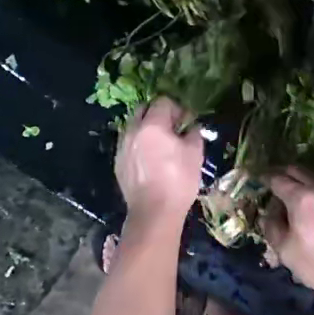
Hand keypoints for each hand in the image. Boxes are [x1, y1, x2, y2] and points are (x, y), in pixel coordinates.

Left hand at [115, 98, 203, 222]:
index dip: (176, 108)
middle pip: (143, 110)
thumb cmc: (178, 181)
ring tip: (161, 145)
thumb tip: (191, 127)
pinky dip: (139, 145)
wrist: (154, 212)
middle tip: (172, 128)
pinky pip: (129, 145)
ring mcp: (122, 147)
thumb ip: (193, 134)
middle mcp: (132, 131)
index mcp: (152, 125)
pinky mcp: (118, 163)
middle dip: (158, 114)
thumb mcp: (195, 154)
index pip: (162, 102)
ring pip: (133, 127)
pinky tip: (150, 161)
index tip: (185, 120)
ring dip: (146, 129)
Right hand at [261, 169, 313, 296]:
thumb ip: (273, 230)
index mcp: (300, 198)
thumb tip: (267, 216)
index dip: (266, 177)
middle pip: (299, 173)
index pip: (278, 180)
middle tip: (275, 181)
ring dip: (304, 184)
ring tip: (295, 196)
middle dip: (285, 173)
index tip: (258, 178)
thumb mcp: (286, 251)